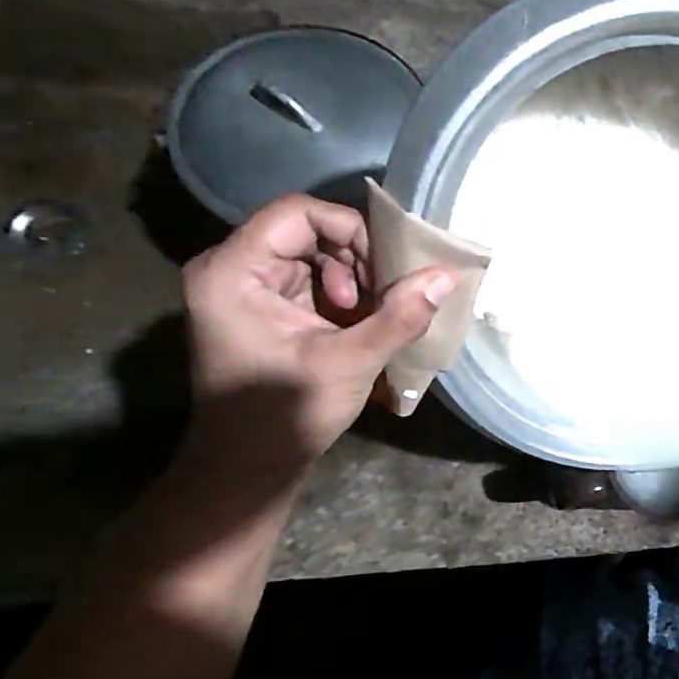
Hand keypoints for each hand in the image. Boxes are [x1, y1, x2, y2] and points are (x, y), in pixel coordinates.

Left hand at [179, 194, 455, 469]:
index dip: (350, 230)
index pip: (297, 213)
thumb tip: (447, 276)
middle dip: (354, 259)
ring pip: (310, 253)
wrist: (250, 465)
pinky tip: (359, 322)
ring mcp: (244, 288)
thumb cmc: (286, 416)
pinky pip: (307, 279)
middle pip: (304, 230)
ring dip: (351, 277)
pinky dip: (341, 293)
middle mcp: (231, 269)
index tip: (384, 270)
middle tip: (382, 296)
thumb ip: (398, 318)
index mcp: (233, 272)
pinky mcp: (261, 308)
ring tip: (370, 314)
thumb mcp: (349, 364)